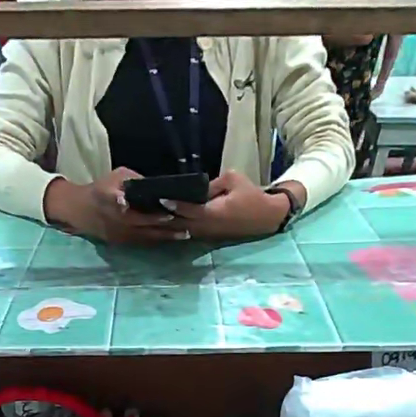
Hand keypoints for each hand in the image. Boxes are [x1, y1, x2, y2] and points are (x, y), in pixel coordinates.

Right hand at [45, 168, 191, 244]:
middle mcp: (119, 222)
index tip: (169, 213)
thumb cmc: (101, 189)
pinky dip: (156, 240)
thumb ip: (136, 180)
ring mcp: (120, 235)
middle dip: (167, 228)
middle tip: (188, 228)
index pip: (135, 209)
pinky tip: (170, 239)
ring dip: (166, 237)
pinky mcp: (121, 243)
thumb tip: (157, 185)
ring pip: (146, 238)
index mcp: (115, 202)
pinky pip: (142, 242)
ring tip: (185, 235)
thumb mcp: (117, 176)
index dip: (154, 214)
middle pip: (147, 228)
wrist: (80, 210)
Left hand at [163, 171, 295, 241]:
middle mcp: (207, 227)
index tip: (159, 197)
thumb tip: (194, 189)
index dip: (173, 204)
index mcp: (213, 213)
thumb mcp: (232, 179)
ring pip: (182, 230)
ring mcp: (207, 234)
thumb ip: (210, 185)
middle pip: (180, 224)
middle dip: (165, 217)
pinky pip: (188, 232)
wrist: (266, 216)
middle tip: (149, 208)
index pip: (187, 210)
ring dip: (169, 224)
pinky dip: (177, 226)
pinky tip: (167, 219)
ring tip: (153, 214)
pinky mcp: (208, 236)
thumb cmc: (250, 195)